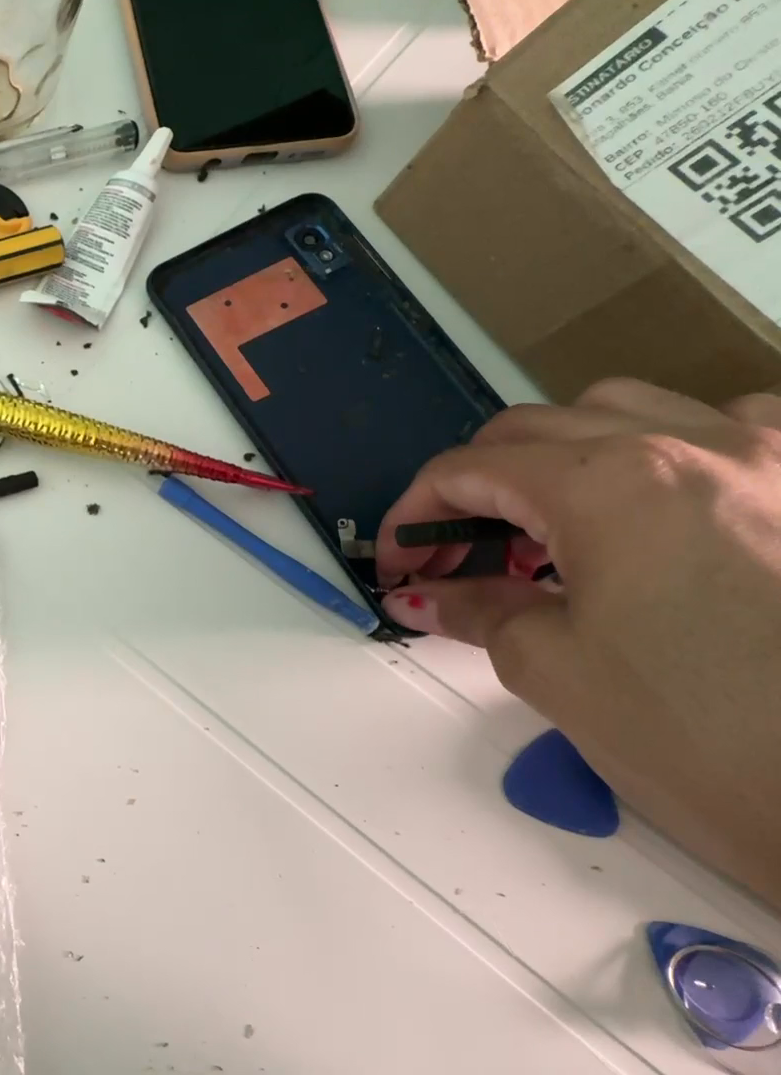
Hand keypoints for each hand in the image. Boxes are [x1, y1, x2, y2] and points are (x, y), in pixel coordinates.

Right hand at [376, 379, 780, 906]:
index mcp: (610, 486)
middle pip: (535, 428)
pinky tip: (674, 503)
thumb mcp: (551, 670)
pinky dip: (679, 447)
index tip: (400, 567)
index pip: (468, 469)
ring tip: (559, 524)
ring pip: (632, 408)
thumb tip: (423, 592)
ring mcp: (779, 456)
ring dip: (566, 454)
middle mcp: (696, 444)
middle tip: (458, 556)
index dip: (413, 516)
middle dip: (473, 487)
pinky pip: (742, 422)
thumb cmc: (704, 735)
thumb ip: (476, 608)